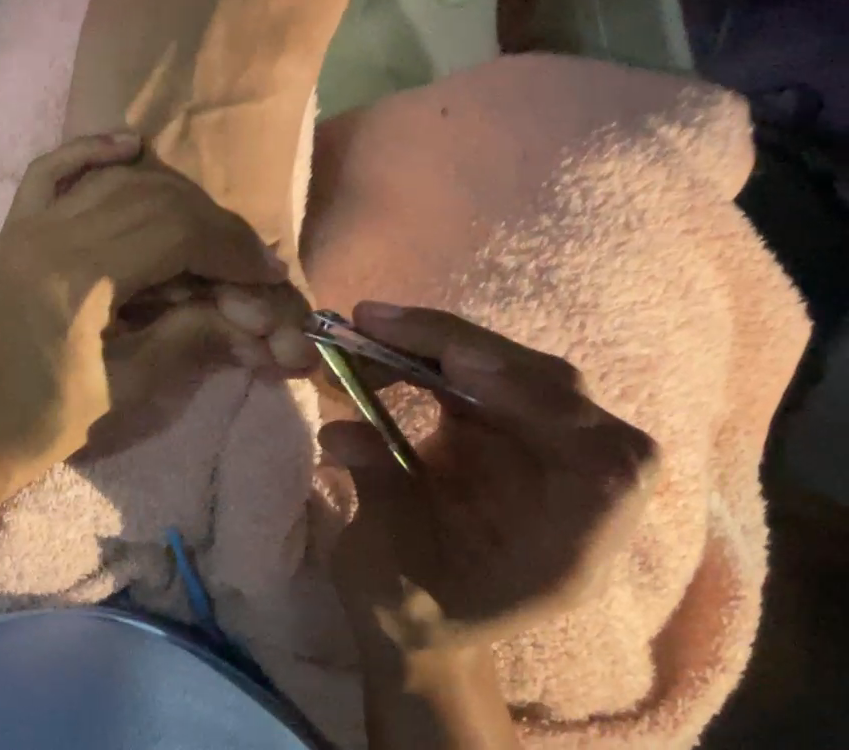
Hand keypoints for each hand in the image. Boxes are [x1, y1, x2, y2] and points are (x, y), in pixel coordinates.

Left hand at [0, 133, 308, 471]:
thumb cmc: (60, 413)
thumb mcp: (135, 382)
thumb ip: (194, 330)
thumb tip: (256, 301)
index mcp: (78, 280)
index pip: (174, 234)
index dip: (230, 248)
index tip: (266, 272)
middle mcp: (49, 237)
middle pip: (150, 201)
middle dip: (211, 224)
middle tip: (245, 257)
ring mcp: (26, 227)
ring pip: (113, 182)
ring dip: (169, 195)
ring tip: (207, 227)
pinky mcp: (14, 227)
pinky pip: (49, 170)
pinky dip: (89, 151)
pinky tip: (131, 146)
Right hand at [319, 303, 657, 653]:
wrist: (419, 613)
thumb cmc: (415, 605)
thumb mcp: (387, 567)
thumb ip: (379, 494)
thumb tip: (341, 430)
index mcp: (575, 534)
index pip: (593, 453)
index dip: (533, 399)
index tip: (454, 367)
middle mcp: (576, 482)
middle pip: (551, 390)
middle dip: (463, 348)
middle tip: (374, 322)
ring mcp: (541, 447)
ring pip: (514, 369)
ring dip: (438, 342)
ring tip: (365, 330)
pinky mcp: (503, 425)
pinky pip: (478, 371)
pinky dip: (427, 352)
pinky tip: (380, 347)